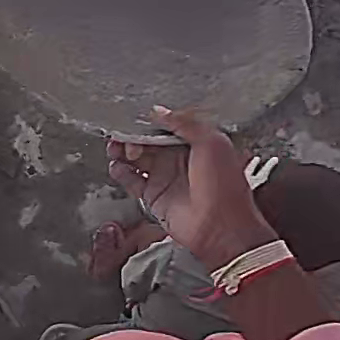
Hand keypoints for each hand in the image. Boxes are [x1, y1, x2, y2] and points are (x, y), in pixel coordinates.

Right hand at [107, 106, 279, 271]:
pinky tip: (117, 167)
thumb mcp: (212, 144)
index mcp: (194, 144)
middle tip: (121, 136)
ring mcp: (164, 178)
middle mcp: (177, 160)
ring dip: (122, 152)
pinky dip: (121, 172)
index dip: (148, 123)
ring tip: (115, 149)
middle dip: (131, 136)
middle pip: (146, 142)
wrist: (220, 228)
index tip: (134, 119)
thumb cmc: (224, 187)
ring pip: (136, 159)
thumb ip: (185, 124)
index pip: (165, 127)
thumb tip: (159, 111)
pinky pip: (131, 181)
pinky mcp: (153, 196)